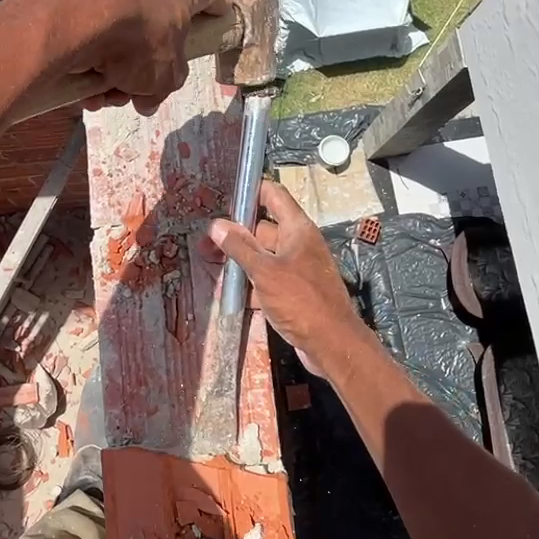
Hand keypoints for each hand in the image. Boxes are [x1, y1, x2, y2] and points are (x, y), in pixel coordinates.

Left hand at [46, 0, 228, 114]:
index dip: (216, 5)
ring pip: (122, 49)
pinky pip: (94, 50)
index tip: (223, 12)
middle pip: (156, 36)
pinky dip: (92, 74)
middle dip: (147, 72)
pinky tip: (88, 94)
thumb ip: (164, 88)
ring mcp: (112, 0)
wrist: (84, 21)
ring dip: (117, 79)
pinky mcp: (81, 12)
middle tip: (140, 95)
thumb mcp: (166, 78)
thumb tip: (147, 101)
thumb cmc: (142, 42)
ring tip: (108, 97)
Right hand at [205, 180, 375, 377]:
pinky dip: (251, 285)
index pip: (273, 195)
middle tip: (207, 245)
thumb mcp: (265, 271)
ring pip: (264, 257)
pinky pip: (269, 280)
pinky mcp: (295, 292)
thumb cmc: (300, 300)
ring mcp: (298, 268)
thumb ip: (240, 247)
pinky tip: (230, 296)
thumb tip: (217, 224)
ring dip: (241, 263)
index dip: (250, 193)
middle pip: (264, 229)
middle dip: (236, 236)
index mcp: (297, 229)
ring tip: (213, 271)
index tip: (225, 204)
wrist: (332, 344)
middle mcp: (299, 244)